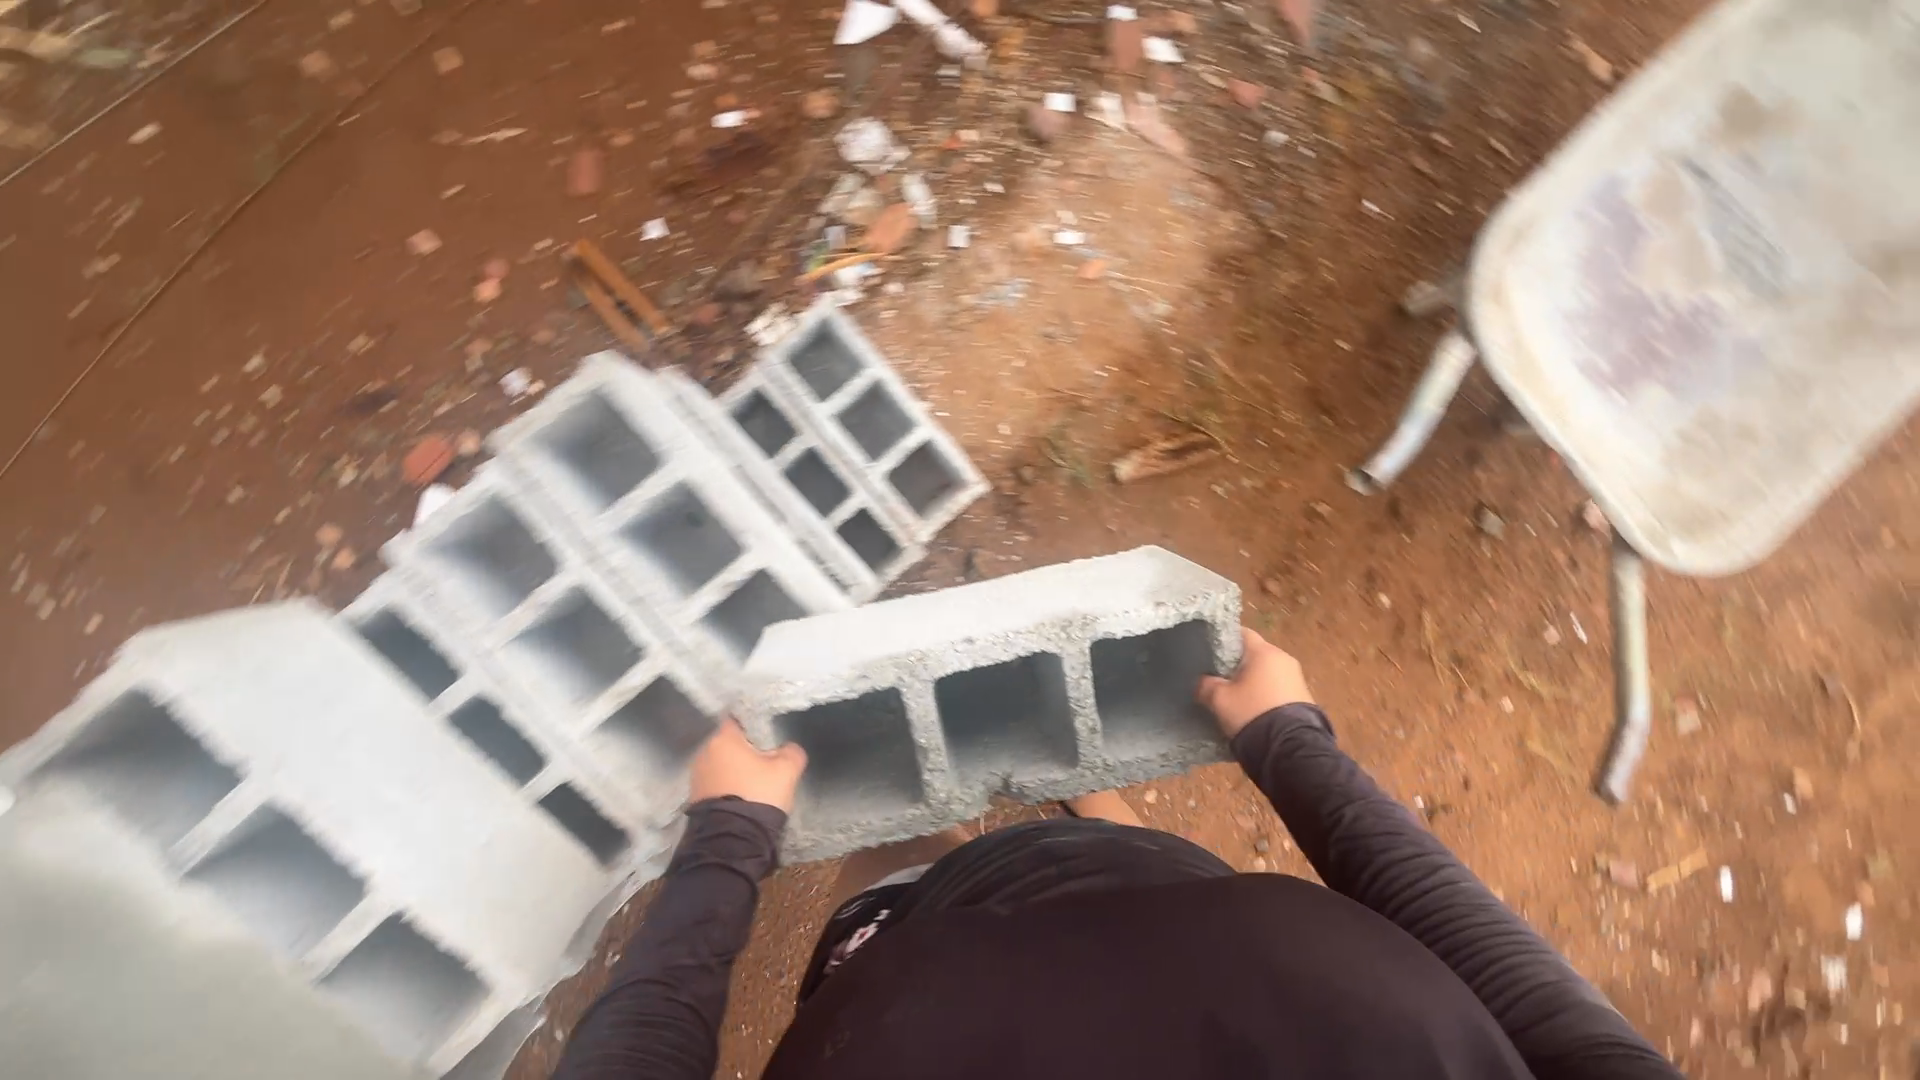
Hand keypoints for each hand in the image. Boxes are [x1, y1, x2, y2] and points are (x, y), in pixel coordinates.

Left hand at [688, 719, 807, 812]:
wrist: (732, 840)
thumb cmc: (758, 794)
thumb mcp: (787, 770)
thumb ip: (791, 751)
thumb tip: (786, 749)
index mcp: (723, 738)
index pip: (736, 718)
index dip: (752, 723)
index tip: (766, 733)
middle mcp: (703, 752)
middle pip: (728, 742)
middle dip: (744, 748)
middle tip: (764, 758)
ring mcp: (696, 776)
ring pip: (720, 763)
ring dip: (734, 768)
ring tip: (753, 780)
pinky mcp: (694, 797)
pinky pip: (714, 781)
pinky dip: (727, 784)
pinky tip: (741, 794)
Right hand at [1196, 627, 1313, 737]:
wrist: (1290, 747)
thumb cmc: (1251, 712)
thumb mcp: (1219, 699)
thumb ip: (1205, 684)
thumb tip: (1202, 682)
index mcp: (1264, 652)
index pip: (1241, 633)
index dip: (1223, 640)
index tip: (1209, 652)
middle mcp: (1284, 659)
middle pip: (1255, 653)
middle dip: (1237, 663)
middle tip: (1219, 677)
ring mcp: (1297, 678)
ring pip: (1267, 671)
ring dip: (1252, 680)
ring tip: (1236, 697)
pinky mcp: (1305, 697)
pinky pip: (1278, 687)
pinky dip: (1265, 693)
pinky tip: (1254, 708)